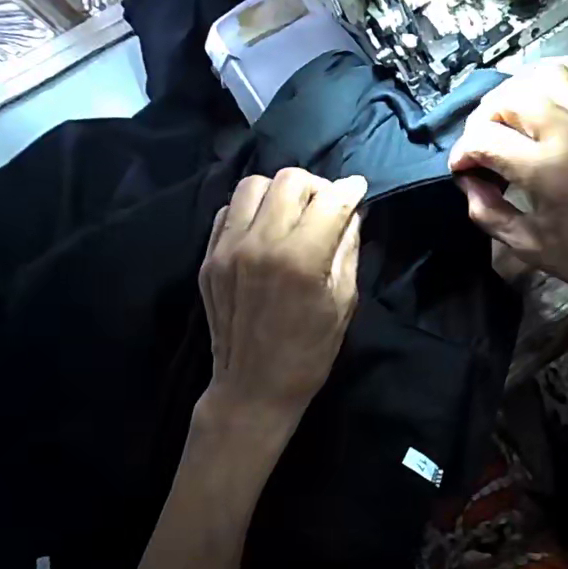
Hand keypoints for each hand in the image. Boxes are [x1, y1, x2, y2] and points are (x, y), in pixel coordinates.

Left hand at [198, 168, 366, 431]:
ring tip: (291, 213)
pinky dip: (251, 210)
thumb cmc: (309, 352)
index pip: (330, 200)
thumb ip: (348, 248)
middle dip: (316, 187)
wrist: (252, 388)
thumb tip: (351, 211)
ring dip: (280, 191)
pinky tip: (263, 229)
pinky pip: (229, 209)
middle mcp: (260, 244)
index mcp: (300, 259)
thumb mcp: (343, 301)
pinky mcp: (209, 257)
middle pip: (290, 180)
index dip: (351, 190)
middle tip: (325, 206)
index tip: (358, 190)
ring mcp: (228, 248)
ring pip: (254, 184)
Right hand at [447, 58, 567, 350]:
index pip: (485, 138)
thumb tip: (468, 181)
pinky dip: (559, 75)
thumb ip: (487, 211)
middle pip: (510, 96)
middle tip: (484, 142)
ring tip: (512, 117)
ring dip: (518, 90)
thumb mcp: (528, 246)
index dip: (463, 152)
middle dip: (484, 117)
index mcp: (550, 172)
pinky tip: (547, 96)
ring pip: (546, 73)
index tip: (462, 168)